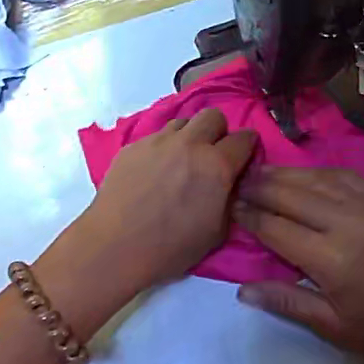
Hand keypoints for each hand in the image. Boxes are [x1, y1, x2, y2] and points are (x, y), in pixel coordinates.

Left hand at [37, 109, 258, 331]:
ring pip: (183, 122)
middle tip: (212, 153)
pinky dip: (163, 149)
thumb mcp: (217, 232)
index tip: (242, 157)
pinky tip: (154, 171)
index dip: (247, 147)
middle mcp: (189, 144)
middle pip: (214, 116)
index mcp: (216, 165)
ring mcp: (158, 141)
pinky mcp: (133, 146)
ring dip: (189, 136)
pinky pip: (156, 137)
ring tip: (182, 159)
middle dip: (219, 131)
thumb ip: (229, 199)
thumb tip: (230, 183)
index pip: (244, 138)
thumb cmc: (171, 247)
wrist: (115, 246)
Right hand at [234, 167, 363, 363]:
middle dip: (260, 187)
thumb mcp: (338, 330)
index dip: (249, 216)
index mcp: (330, 259)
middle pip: (291, 195)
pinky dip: (319, 171)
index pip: (275, 228)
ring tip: (261, 172)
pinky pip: (345, 176)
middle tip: (236, 182)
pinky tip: (306, 172)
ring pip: (316, 179)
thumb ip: (289, 303)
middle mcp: (346, 223)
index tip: (229, 207)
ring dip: (285, 173)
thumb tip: (243, 290)